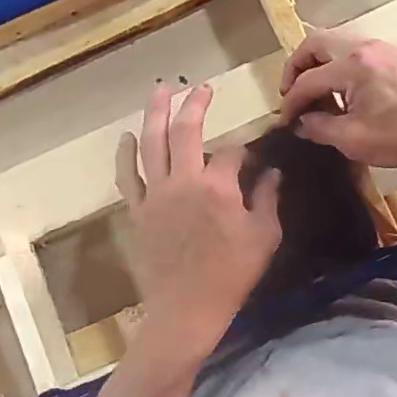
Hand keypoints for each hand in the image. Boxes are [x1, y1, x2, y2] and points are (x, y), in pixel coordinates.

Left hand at [116, 84, 281, 354]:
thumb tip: (272, 171)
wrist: (187, 308)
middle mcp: (183, 180)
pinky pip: (127, 176)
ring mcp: (156, 194)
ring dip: (155, 112)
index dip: (245, 150)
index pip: (233, 152)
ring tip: (160, 88)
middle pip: (187, 130)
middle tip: (203, 88)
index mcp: (218, 186)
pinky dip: (124, 154)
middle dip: (196, 104)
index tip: (252, 156)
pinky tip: (125, 136)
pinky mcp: (139, 210)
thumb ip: (269, 198)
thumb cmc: (232, 274)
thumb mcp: (264, 236)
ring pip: (152, 143)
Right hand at [278, 28, 396, 169]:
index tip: (285, 121)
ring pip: (336, 45)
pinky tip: (342, 94)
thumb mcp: (353, 139)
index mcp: (353, 65)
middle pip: (316, 44)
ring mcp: (381, 49)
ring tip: (315, 95)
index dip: (291, 102)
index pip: (308, 79)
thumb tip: (301, 123)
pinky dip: (338, 67)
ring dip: (318, 66)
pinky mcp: (393, 57)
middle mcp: (364, 47)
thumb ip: (320, 128)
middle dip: (297, 67)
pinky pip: (354, 52)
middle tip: (292, 93)